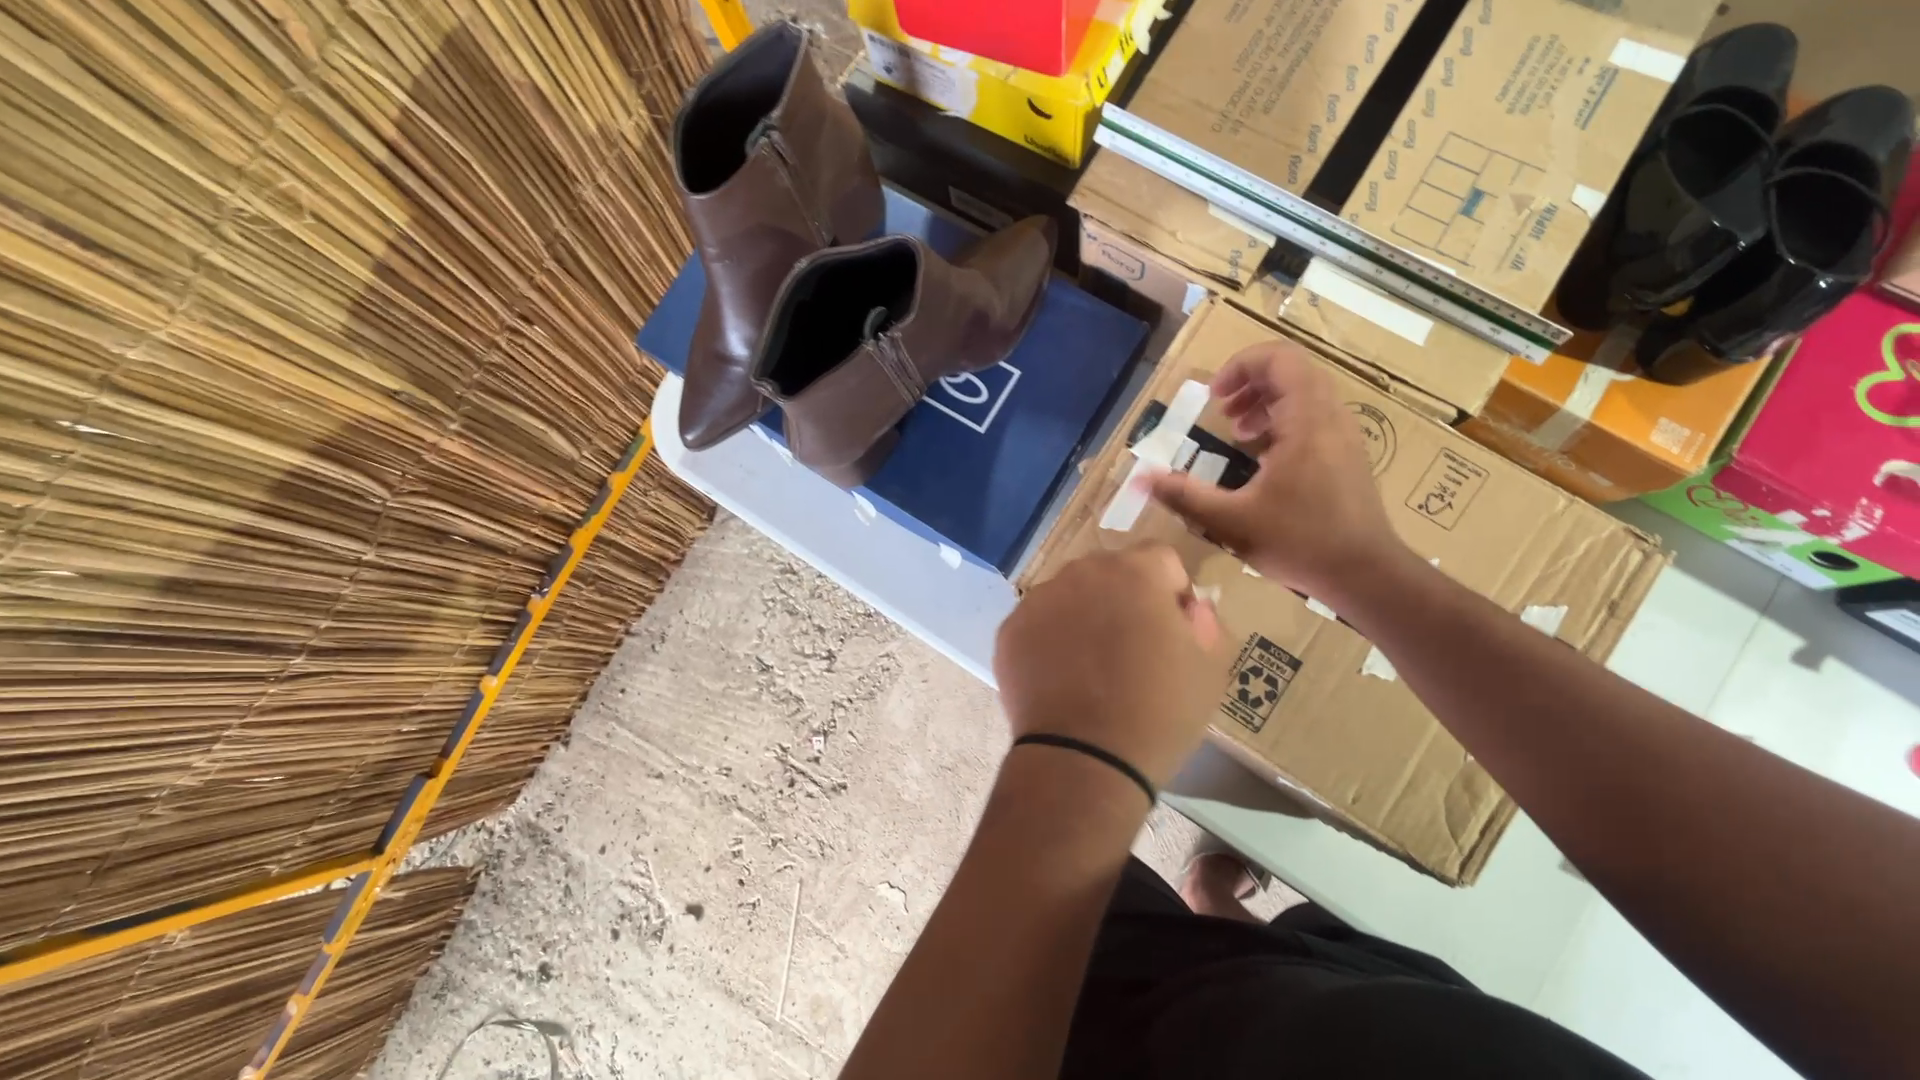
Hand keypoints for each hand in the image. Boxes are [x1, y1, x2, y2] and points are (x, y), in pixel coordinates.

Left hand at [994, 547, 1231, 788]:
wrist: (1085, 758)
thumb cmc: (1158, 713)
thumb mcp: (1209, 669)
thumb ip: (1204, 624)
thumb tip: (1188, 608)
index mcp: (1136, 572)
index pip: (1161, 559)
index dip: (1171, 593)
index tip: (1172, 631)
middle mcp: (1082, 573)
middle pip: (1110, 573)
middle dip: (1123, 600)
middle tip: (1130, 650)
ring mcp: (1039, 600)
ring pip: (1069, 596)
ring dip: (1083, 617)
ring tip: (1091, 669)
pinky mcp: (1009, 631)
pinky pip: (1037, 625)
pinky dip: (1048, 642)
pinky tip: (1060, 681)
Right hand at [1147, 341, 1411, 603]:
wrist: (1365, 573)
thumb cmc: (1300, 542)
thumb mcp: (1232, 521)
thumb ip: (1185, 495)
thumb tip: (1141, 478)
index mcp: (1306, 421)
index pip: (1280, 358)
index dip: (1241, 365)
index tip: (1213, 396)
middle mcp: (1330, 418)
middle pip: (1292, 372)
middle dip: (1250, 383)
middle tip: (1221, 411)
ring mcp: (1344, 436)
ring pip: (1305, 394)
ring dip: (1266, 402)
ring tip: (1237, 433)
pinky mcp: (1347, 455)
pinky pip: (1314, 417)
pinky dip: (1284, 422)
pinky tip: (1262, 458)